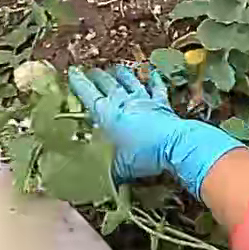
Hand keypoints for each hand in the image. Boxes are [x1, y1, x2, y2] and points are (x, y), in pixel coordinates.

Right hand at [68, 64, 240, 196]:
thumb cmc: (143, 156)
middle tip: (92, 70)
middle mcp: (124, 103)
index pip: (88, 95)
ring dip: (123, 74)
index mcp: (107, 115)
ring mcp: (145, 100)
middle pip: (108, 84)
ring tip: (116, 67)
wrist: (175, 146)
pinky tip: (153, 72)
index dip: (79, 83)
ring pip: (131, 82)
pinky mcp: (162, 103)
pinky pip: (157, 87)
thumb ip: (105, 170)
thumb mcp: (118, 167)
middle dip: (99, 76)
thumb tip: (94, 181)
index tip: (72, 72)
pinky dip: (154, 79)